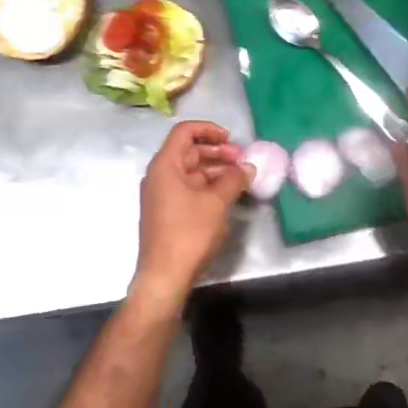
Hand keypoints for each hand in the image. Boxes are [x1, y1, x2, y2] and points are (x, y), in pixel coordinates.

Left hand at [132, 121, 250, 306]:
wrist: (164, 278)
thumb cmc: (188, 234)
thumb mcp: (216, 203)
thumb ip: (233, 180)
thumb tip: (248, 167)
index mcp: (165, 165)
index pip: (185, 132)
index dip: (209, 130)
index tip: (232, 140)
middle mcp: (159, 175)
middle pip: (189, 151)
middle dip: (217, 152)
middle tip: (242, 160)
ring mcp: (162, 195)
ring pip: (191, 171)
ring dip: (215, 170)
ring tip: (241, 178)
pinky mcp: (167, 212)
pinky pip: (189, 188)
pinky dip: (208, 186)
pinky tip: (228, 195)